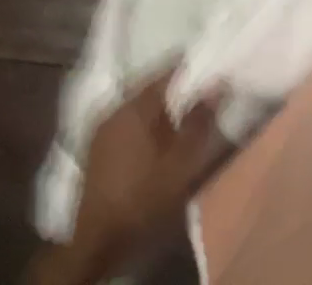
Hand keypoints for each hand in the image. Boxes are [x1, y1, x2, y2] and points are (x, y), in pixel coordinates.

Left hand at [24, 69, 222, 284]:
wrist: (98, 242)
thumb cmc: (144, 197)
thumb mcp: (182, 162)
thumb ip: (199, 120)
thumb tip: (216, 84)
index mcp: (134, 106)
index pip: (166, 71)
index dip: (190, 68)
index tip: (211, 68)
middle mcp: (113, 109)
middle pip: (150, 87)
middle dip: (175, 88)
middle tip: (201, 94)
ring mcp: (100, 129)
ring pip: (137, 106)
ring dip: (159, 107)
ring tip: (182, 116)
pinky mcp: (95, 149)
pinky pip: (126, 122)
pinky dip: (144, 122)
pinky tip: (156, 138)